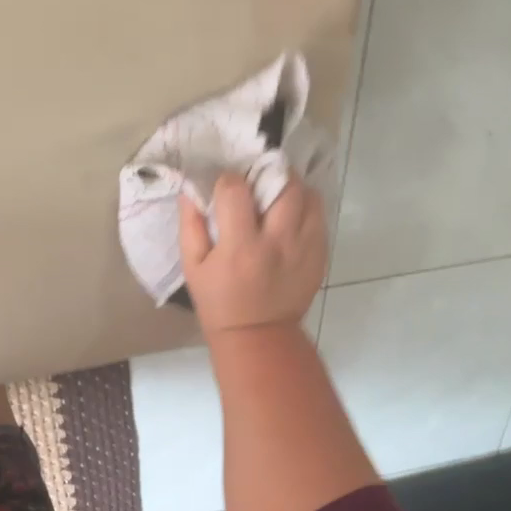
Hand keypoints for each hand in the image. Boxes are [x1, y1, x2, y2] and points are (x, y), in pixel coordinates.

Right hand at [179, 173, 325, 336]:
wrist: (258, 336)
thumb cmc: (218, 302)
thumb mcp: (193, 268)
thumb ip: (190, 226)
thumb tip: (190, 190)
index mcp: (240, 246)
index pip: (236, 190)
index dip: (228, 181)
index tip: (225, 187)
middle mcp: (277, 242)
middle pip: (283, 185)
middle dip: (269, 174)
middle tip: (259, 179)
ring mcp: (304, 248)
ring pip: (308, 196)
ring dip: (291, 188)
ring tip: (277, 194)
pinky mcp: (319, 255)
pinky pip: (319, 217)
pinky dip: (305, 209)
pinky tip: (290, 217)